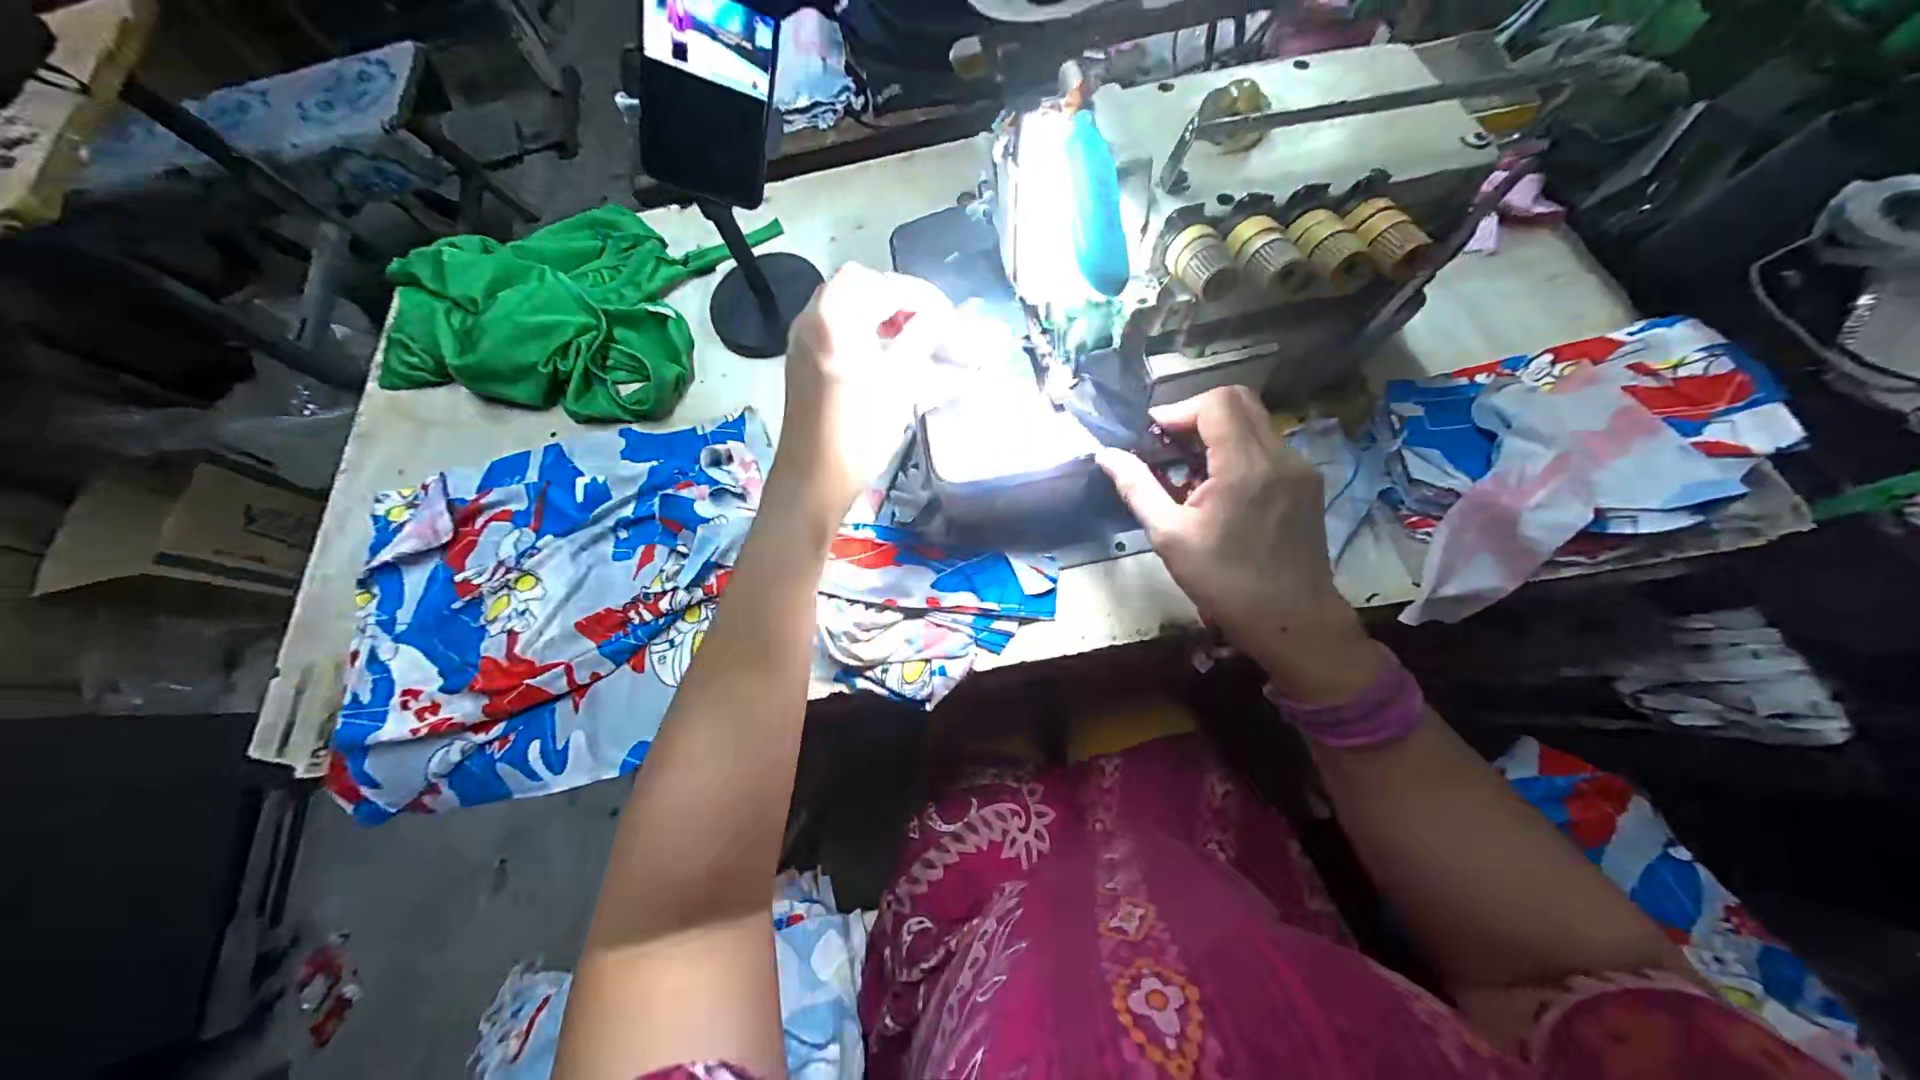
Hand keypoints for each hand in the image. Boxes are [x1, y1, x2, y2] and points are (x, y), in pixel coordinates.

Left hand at [780, 263, 953, 516]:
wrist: (812, 480)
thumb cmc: (859, 434)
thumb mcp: (899, 384)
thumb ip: (919, 339)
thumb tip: (938, 316)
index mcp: (834, 318)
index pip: (885, 285)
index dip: (922, 297)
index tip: (948, 316)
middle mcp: (812, 318)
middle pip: (860, 285)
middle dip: (898, 297)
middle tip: (928, 320)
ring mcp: (804, 340)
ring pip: (846, 304)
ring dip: (881, 311)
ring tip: (912, 335)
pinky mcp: (804, 362)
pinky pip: (835, 327)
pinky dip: (864, 329)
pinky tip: (886, 354)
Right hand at [1096, 386, 1377, 702]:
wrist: (1291, 619)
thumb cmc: (1224, 582)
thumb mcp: (1170, 536)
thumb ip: (1137, 487)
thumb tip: (1105, 455)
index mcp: (1245, 466)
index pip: (1216, 403)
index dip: (1178, 411)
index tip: (1153, 438)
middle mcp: (1280, 456)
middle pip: (1238, 401)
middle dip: (1196, 415)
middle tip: (1168, 448)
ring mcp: (1299, 468)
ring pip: (1255, 422)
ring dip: (1217, 434)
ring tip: (1190, 473)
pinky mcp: (1306, 483)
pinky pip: (1267, 446)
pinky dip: (1237, 451)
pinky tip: (1219, 489)